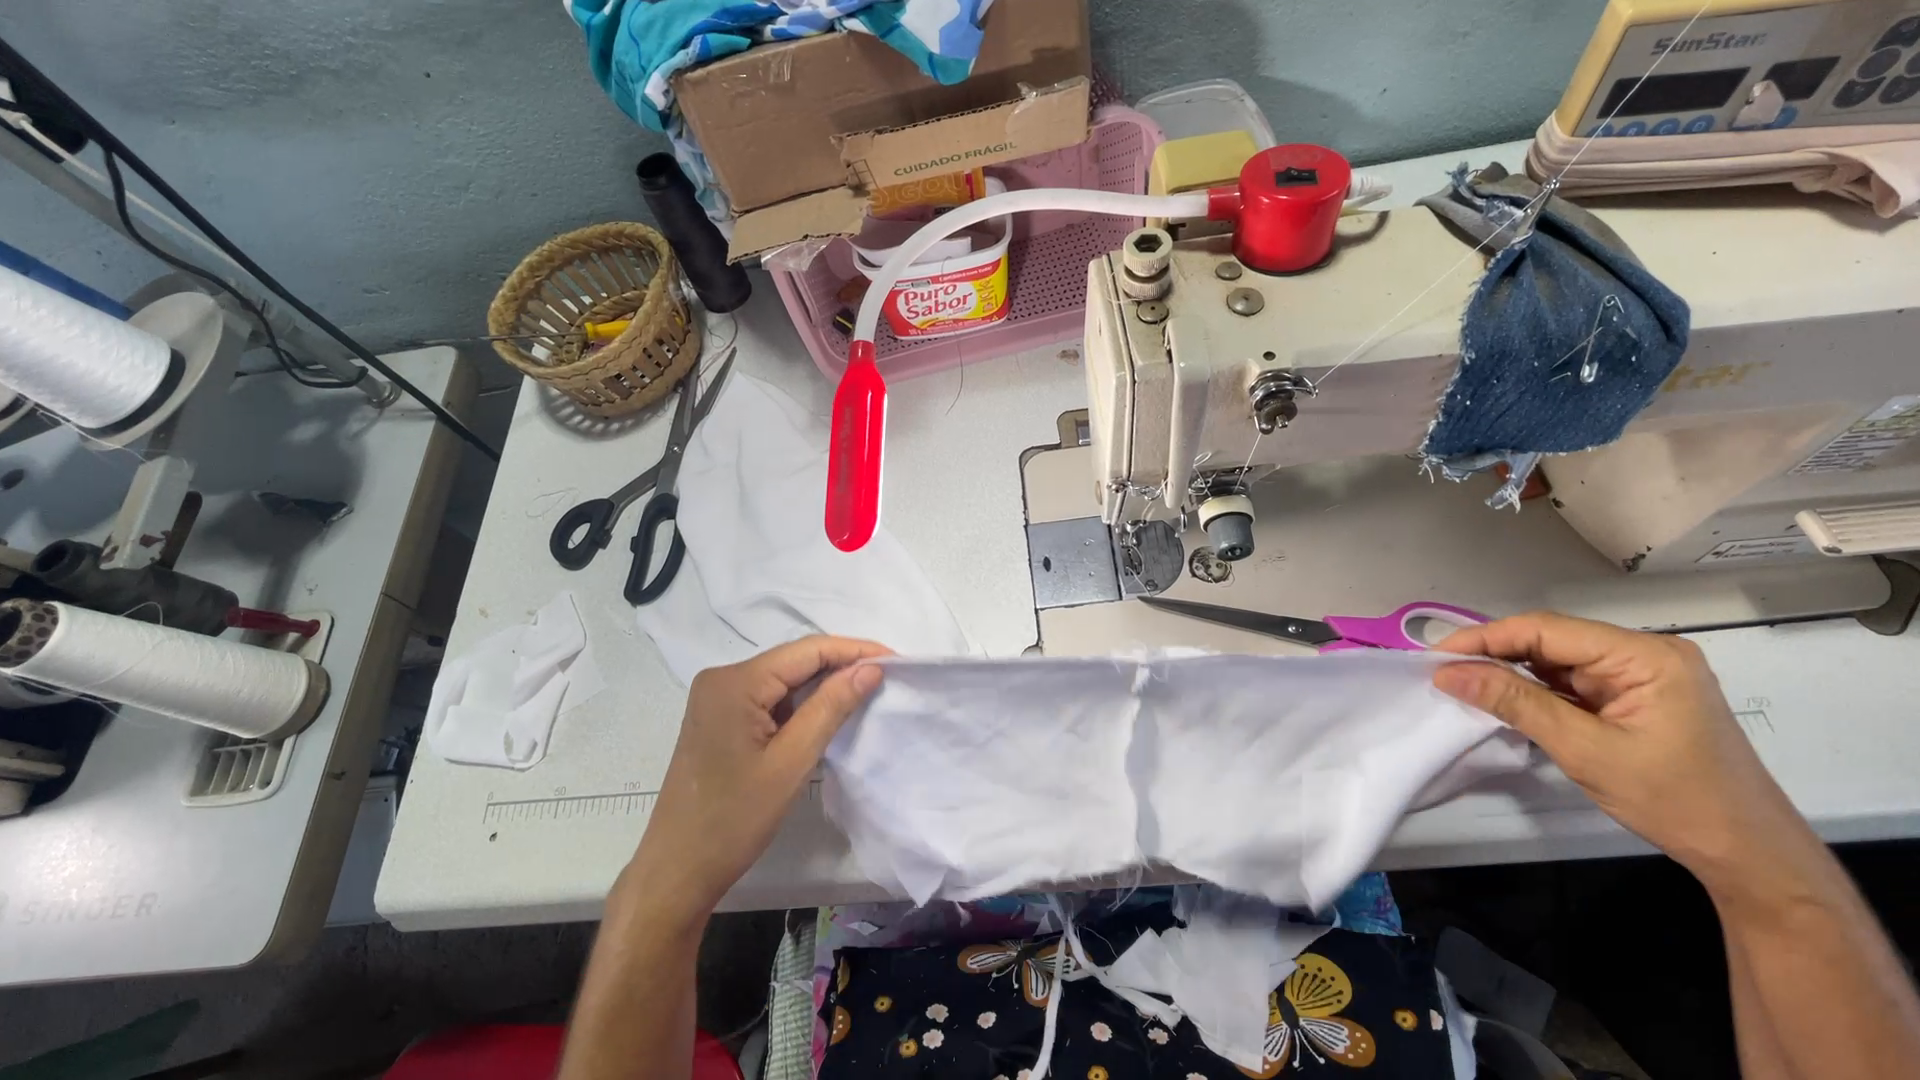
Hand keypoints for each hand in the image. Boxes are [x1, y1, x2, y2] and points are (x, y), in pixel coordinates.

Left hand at [629, 636, 889, 919]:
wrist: (678, 869)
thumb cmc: (734, 819)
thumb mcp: (791, 762)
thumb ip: (831, 707)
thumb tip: (871, 668)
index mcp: (735, 682)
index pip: (807, 651)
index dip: (854, 650)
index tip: (896, 660)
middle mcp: (722, 678)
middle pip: (794, 661)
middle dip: (841, 667)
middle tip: (887, 679)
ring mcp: (717, 699)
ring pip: (783, 680)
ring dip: (821, 687)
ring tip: (865, 695)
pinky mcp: (719, 719)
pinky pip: (768, 699)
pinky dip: (799, 705)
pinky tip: (825, 716)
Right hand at [1430, 612, 1809, 884]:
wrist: (1748, 854)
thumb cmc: (1673, 800)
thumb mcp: (1583, 750)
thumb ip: (1514, 703)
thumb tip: (1448, 673)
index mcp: (1645, 655)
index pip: (1547, 629)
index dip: (1486, 638)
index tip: (1436, 657)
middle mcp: (1646, 653)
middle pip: (1552, 640)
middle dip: (1496, 655)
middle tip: (1443, 672)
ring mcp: (1644, 675)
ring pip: (1559, 661)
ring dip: (1514, 674)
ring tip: (1465, 686)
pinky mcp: (1637, 697)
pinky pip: (1574, 682)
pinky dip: (1538, 691)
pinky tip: (1508, 701)